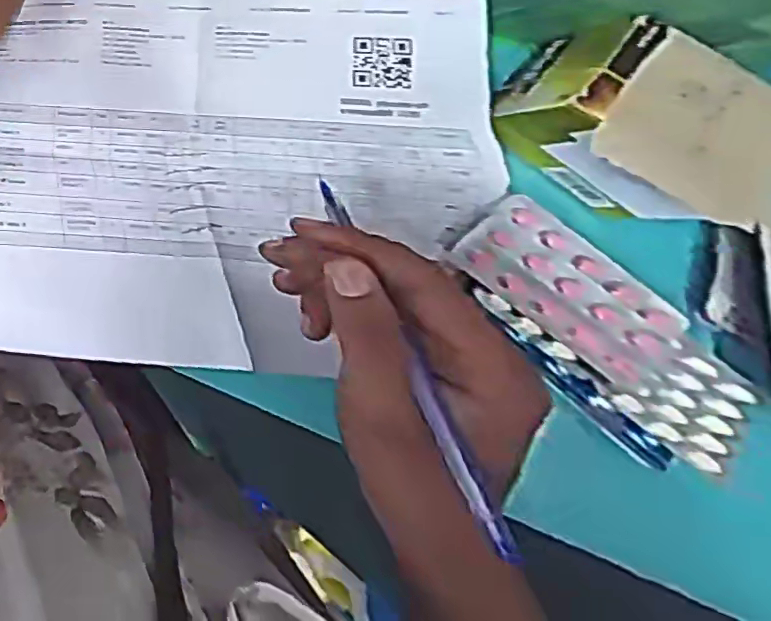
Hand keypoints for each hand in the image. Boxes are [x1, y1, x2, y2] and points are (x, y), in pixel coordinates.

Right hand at [261, 219, 549, 495]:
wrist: (426, 536)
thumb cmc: (408, 480)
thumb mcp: (380, 403)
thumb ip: (367, 331)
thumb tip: (345, 266)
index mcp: (489, 360)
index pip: (418, 278)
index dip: (356, 248)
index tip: (303, 234)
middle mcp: (483, 349)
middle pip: (402, 281)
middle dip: (335, 263)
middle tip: (280, 256)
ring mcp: (460, 356)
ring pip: (388, 294)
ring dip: (333, 283)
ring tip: (288, 286)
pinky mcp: (433, 362)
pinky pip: (385, 315)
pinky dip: (343, 307)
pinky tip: (315, 318)